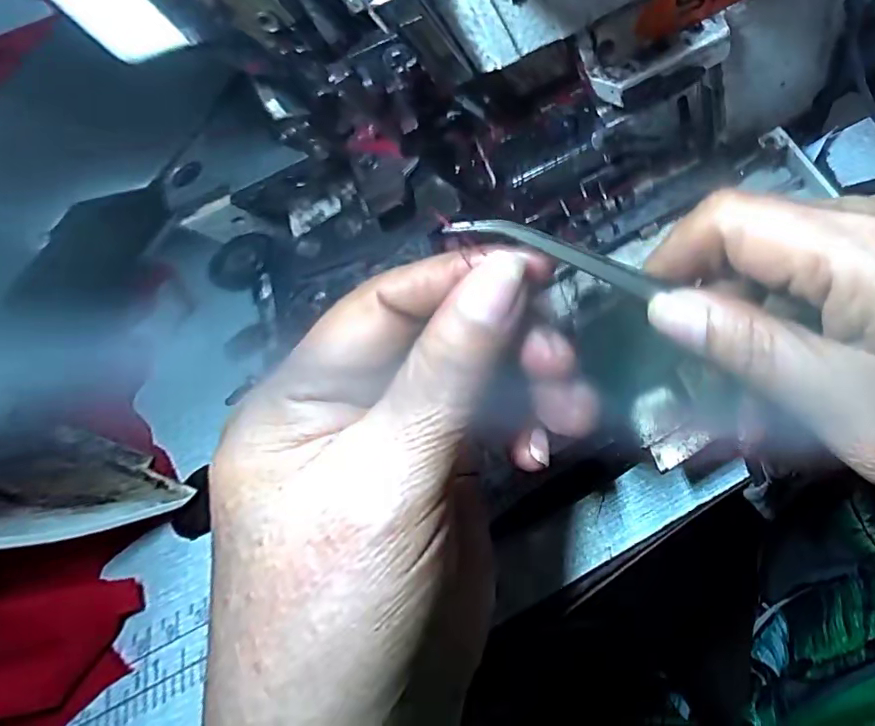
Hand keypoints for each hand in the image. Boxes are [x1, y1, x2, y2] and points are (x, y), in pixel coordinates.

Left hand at [205, 250, 594, 725]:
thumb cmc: (338, 605)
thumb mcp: (387, 477)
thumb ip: (448, 370)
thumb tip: (503, 275)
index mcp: (302, 395)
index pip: (383, 305)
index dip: (455, 278)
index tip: (528, 268)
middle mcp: (350, 407)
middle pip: (437, 336)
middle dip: (504, 336)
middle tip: (561, 351)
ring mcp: (400, 440)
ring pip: (474, 378)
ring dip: (529, 382)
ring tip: (571, 404)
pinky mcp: (442, 473)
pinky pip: (493, 423)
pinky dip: (527, 425)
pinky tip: (544, 447)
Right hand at [641, 190, 874, 565]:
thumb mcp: (846, 407)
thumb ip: (748, 346)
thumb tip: (663, 306)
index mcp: (864, 242)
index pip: (731, 216)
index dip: (674, 255)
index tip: (646, 313)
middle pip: (758, 229)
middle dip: (715, 291)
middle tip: (698, 365)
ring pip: (788, 250)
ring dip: (755, 307)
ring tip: (749, 380)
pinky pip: (826, 265)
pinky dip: (795, 308)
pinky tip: (800, 362)